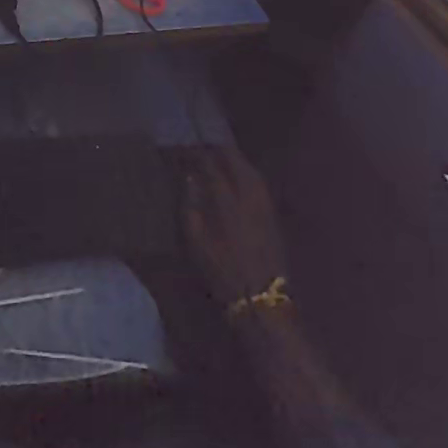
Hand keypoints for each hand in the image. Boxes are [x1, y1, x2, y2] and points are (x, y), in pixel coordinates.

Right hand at [181, 144, 285, 311]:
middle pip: (233, 158)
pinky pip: (257, 180)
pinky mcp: (272, 212)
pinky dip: (243, 170)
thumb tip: (188, 177)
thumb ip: (190, 203)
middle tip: (193, 149)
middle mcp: (249, 194)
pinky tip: (234, 175)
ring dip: (230, 157)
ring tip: (212, 157)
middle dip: (212, 149)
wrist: (261, 298)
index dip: (190, 154)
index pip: (207, 163)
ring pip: (248, 167)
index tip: (175, 150)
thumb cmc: (221, 270)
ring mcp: (264, 202)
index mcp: (227, 200)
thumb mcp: (195, 239)